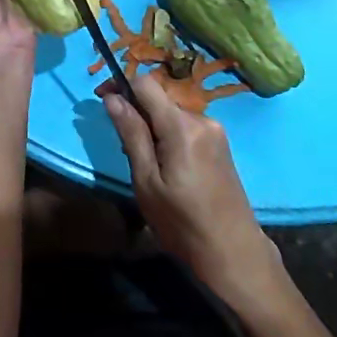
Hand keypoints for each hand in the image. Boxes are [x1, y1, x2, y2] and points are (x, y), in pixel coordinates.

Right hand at [100, 71, 291, 315]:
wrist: (233, 253)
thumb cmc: (182, 221)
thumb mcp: (146, 180)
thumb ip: (131, 134)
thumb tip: (112, 98)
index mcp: (182, 126)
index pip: (146, 83)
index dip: (121, 84)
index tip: (103, 101)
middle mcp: (202, 119)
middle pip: (159, 97)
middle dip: (135, 110)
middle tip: (121, 145)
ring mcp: (215, 131)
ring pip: (171, 112)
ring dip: (150, 125)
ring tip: (141, 160)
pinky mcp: (219, 144)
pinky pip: (185, 126)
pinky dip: (167, 134)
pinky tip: (163, 164)